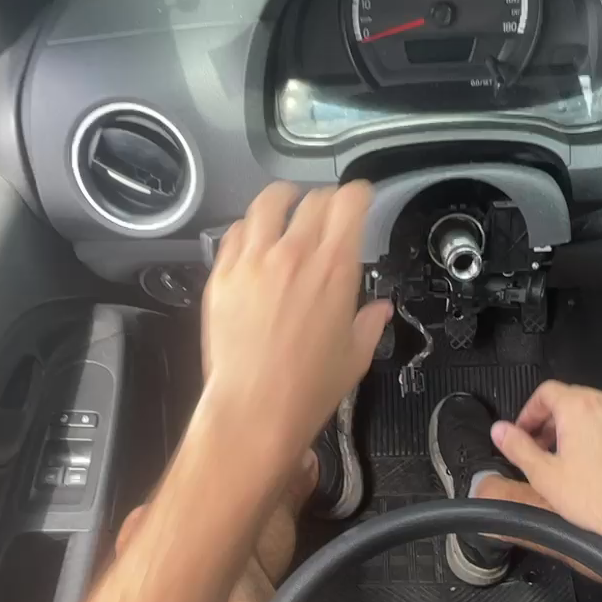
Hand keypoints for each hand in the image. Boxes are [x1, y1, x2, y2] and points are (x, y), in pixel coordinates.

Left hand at [199, 181, 391, 466]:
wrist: (256, 407)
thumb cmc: (306, 388)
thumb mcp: (355, 356)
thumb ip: (370, 323)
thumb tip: (378, 310)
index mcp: (334, 270)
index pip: (349, 204)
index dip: (358, 194)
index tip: (359, 197)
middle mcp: (293, 256)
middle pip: (312, 199)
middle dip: (326, 198)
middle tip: (328, 207)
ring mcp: (254, 262)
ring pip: (267, 203)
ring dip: (284, 199)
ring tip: (286, 204)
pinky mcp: (223, 275)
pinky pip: (234, 232)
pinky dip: (248, 227)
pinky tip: (252, 236)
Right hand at [491, 381, 601, 551]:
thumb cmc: (598, 499)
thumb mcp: (544, 475)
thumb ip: (517, 447)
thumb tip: (499, 430)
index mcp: (580, 408)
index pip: (546, 392)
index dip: (529, 411)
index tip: (523, 432)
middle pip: (574, 400)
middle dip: (553, 421)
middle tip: (543, 448)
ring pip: (600, 414)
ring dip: (581, 429)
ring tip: (573, 460)